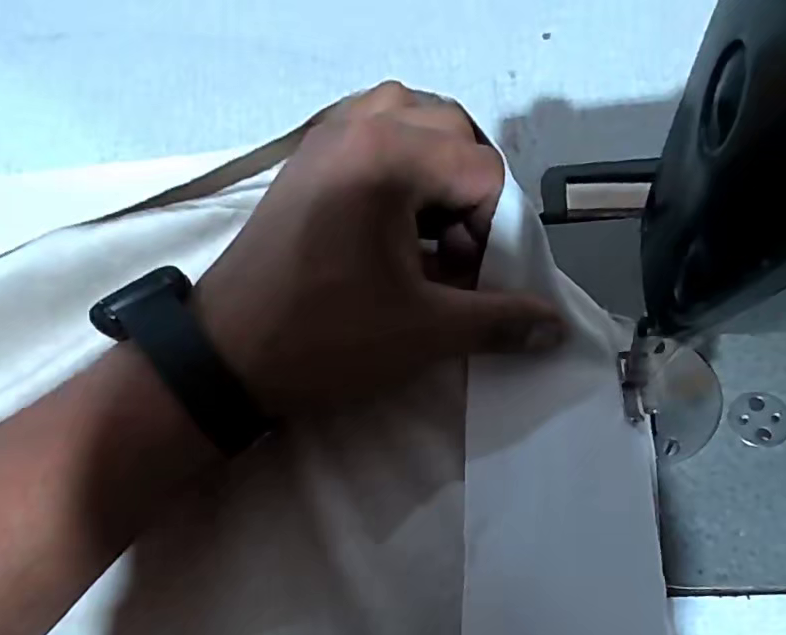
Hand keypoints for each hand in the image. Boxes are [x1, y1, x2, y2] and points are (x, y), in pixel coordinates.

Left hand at [192, 81, 565, 416]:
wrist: (229, 358)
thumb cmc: (328, 340)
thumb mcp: (425, 334)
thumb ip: (499, 321)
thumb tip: (555, 327)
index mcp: (388, 156)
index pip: (484, 171)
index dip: (499, 231)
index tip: (482, 282)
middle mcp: (358, 125)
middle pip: (454, 134)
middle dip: (474, 198)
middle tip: (463, 258)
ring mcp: (326, 139)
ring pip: (414, 128)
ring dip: (441, 180)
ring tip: (435, 241)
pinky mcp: (309, 164)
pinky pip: (375, 141)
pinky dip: (404, 177)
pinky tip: (402, 231)